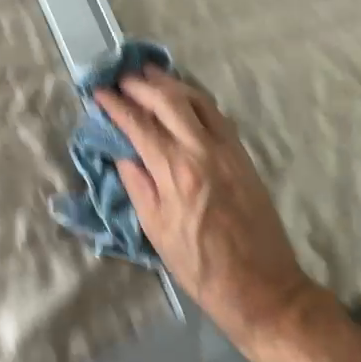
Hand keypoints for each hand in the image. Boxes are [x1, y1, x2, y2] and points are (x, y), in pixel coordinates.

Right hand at [94, 69, 325, 354]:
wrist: (263, 288)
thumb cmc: (200, 266)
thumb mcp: (155, 230)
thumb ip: (137, 184)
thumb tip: (122, 152)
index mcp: (175, 171)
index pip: (138, 124)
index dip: (115, 104)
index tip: (98, 91)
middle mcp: (202, 150)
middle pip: (168, 101)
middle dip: (141, 84)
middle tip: (120, 76)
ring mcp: (227, 150)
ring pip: (196, 100)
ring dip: (170, 83)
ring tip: (149, 74)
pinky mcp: (243, 155)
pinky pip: (216, 113)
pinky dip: (195, 98)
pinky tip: (183, 96)